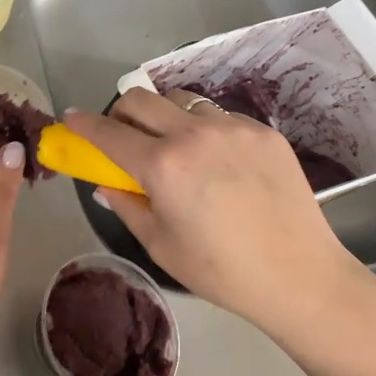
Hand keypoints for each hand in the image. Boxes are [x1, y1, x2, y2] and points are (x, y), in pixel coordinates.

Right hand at [66, 88, 364, 326]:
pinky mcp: (262, 130)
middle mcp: (193, 134)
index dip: (83, 125)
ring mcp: (231, 127)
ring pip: (180, 100)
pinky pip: (218, 115)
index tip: (71, 119)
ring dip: (165, 116)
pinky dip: (206, 130)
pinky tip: (221, 163)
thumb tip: (105, 181)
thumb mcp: (161, 245)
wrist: (304, 278)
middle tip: (126, 137)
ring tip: (178, 148)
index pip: (107, 132)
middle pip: (139, 98)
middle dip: (122, 113)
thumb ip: (126, 204)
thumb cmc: (223, 271)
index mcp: (163, 165)